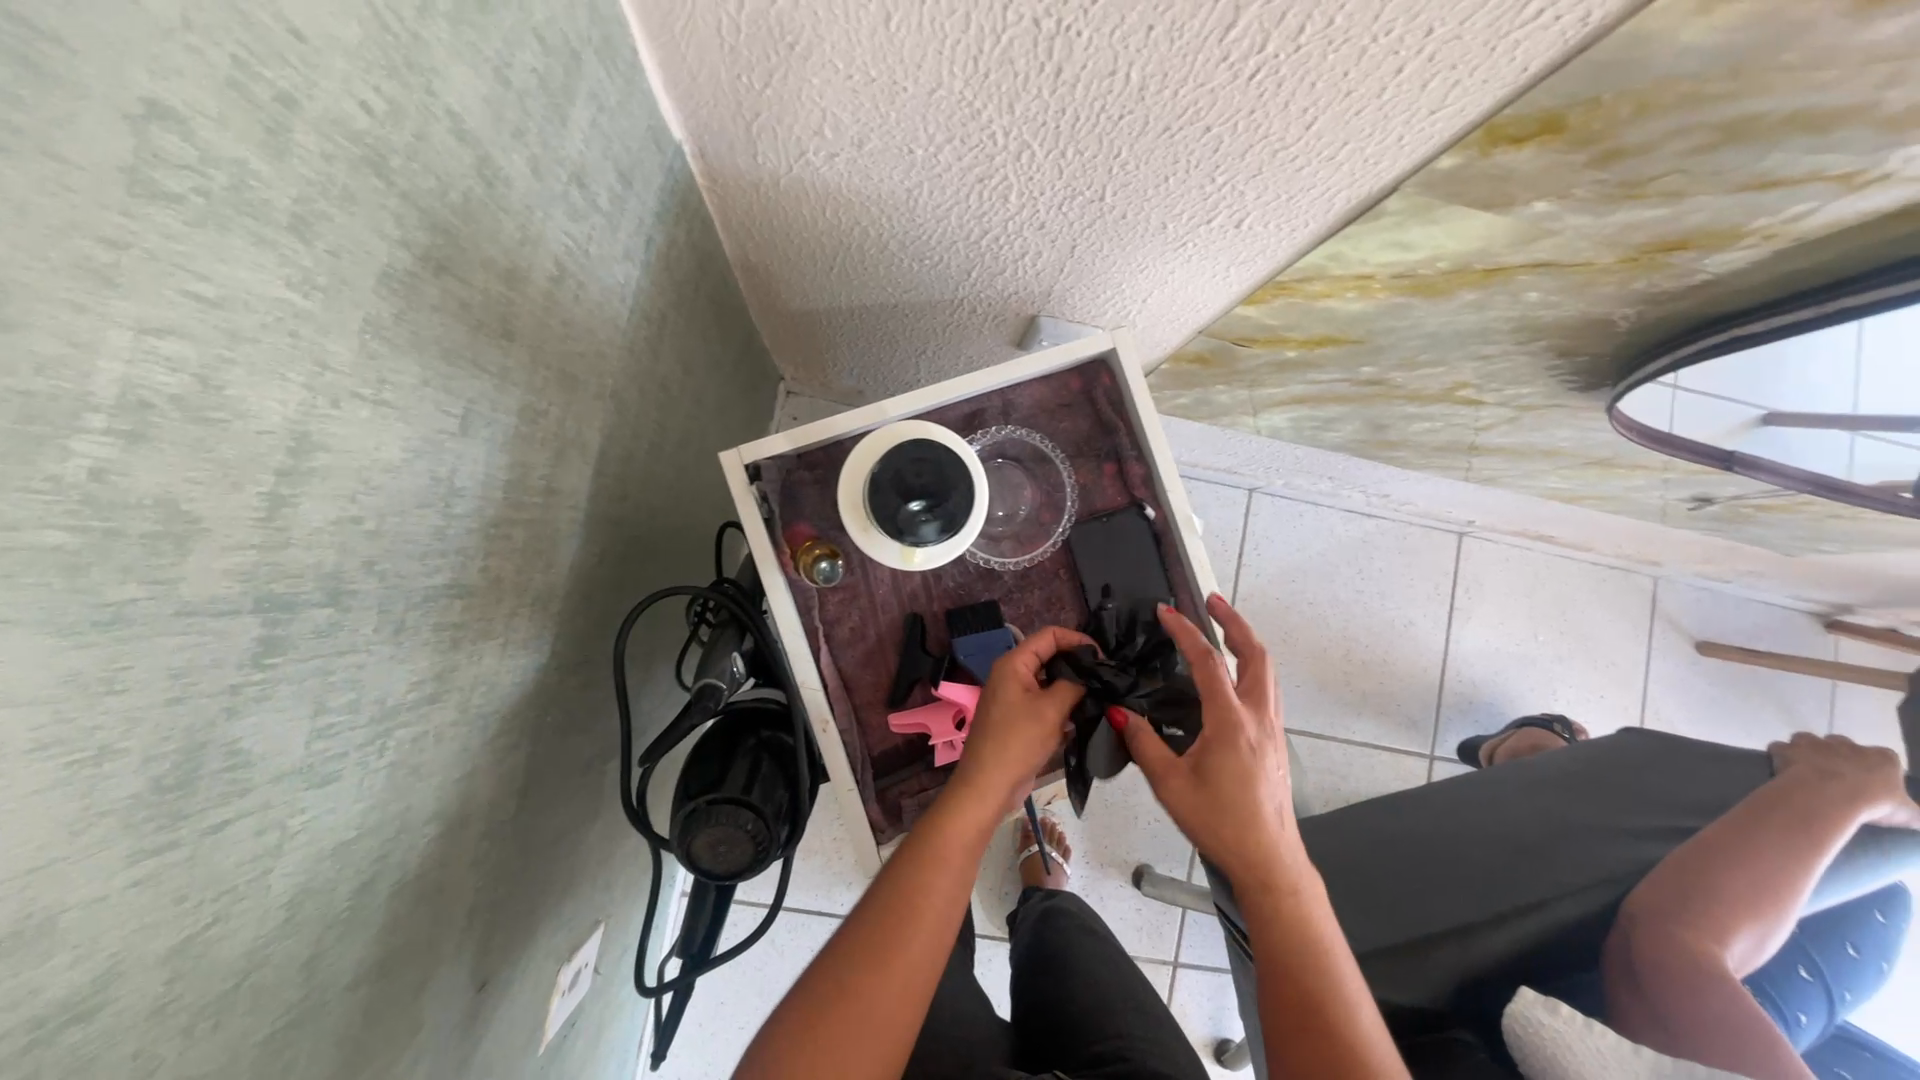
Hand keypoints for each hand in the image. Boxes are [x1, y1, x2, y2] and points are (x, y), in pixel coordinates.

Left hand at [949, 625, 1094, 814]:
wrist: (988, 786)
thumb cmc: (1017, 741)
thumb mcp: (1051, 709)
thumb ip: (1074, 684)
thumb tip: (1091, 673)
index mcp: (1014, 663)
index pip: (1049, 635)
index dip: (1077, 640)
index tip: (1103, 656)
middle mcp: (1013, 675)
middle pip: (1050, 657)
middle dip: (1078, 664)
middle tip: (1107, 676)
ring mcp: (1016, 698)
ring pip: (1051, 683)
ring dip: (1074, 688)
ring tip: (1103, 694)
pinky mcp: (1021, 720)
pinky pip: (1047, 704)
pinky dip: (1065, 707)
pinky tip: (1087, 715)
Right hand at [1116, 594, 1302, 888]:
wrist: (1268, 859)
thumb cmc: (1218, 822)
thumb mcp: (1169, 783)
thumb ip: (1143, 742)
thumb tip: (1118, 711)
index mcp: (1232, 722)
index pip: (1208, 662)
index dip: (1186, 632)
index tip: (1166, 611)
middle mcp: (1259, 717)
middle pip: (1256, 654)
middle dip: (1235, 621)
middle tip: (1212, 601)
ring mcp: (1273, 729)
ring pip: (1268, 671)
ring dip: (1247, 643)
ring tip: (1224, 629)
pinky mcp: (1276, 743)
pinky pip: (1268, 691)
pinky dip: (1252, 668)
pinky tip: (1232, 679)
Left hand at [1768, 732, 1919, 829]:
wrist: (1829, 796)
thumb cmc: (1873, 804)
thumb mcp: (1908, 814)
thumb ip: (1916, 815)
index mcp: (1882, 758)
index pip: (1883, 757)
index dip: (1873, 767)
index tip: (1868, 781)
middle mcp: (1847, 744)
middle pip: (1841, 744)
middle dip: (1837, 756)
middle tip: (1834, 776)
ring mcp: (1814, 744)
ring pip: (1806, 739)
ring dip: (1805, 750)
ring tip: (1805, 769)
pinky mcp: (1787, 749)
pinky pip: (1779, 748)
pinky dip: (1779, 756)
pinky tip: (1781, 768)